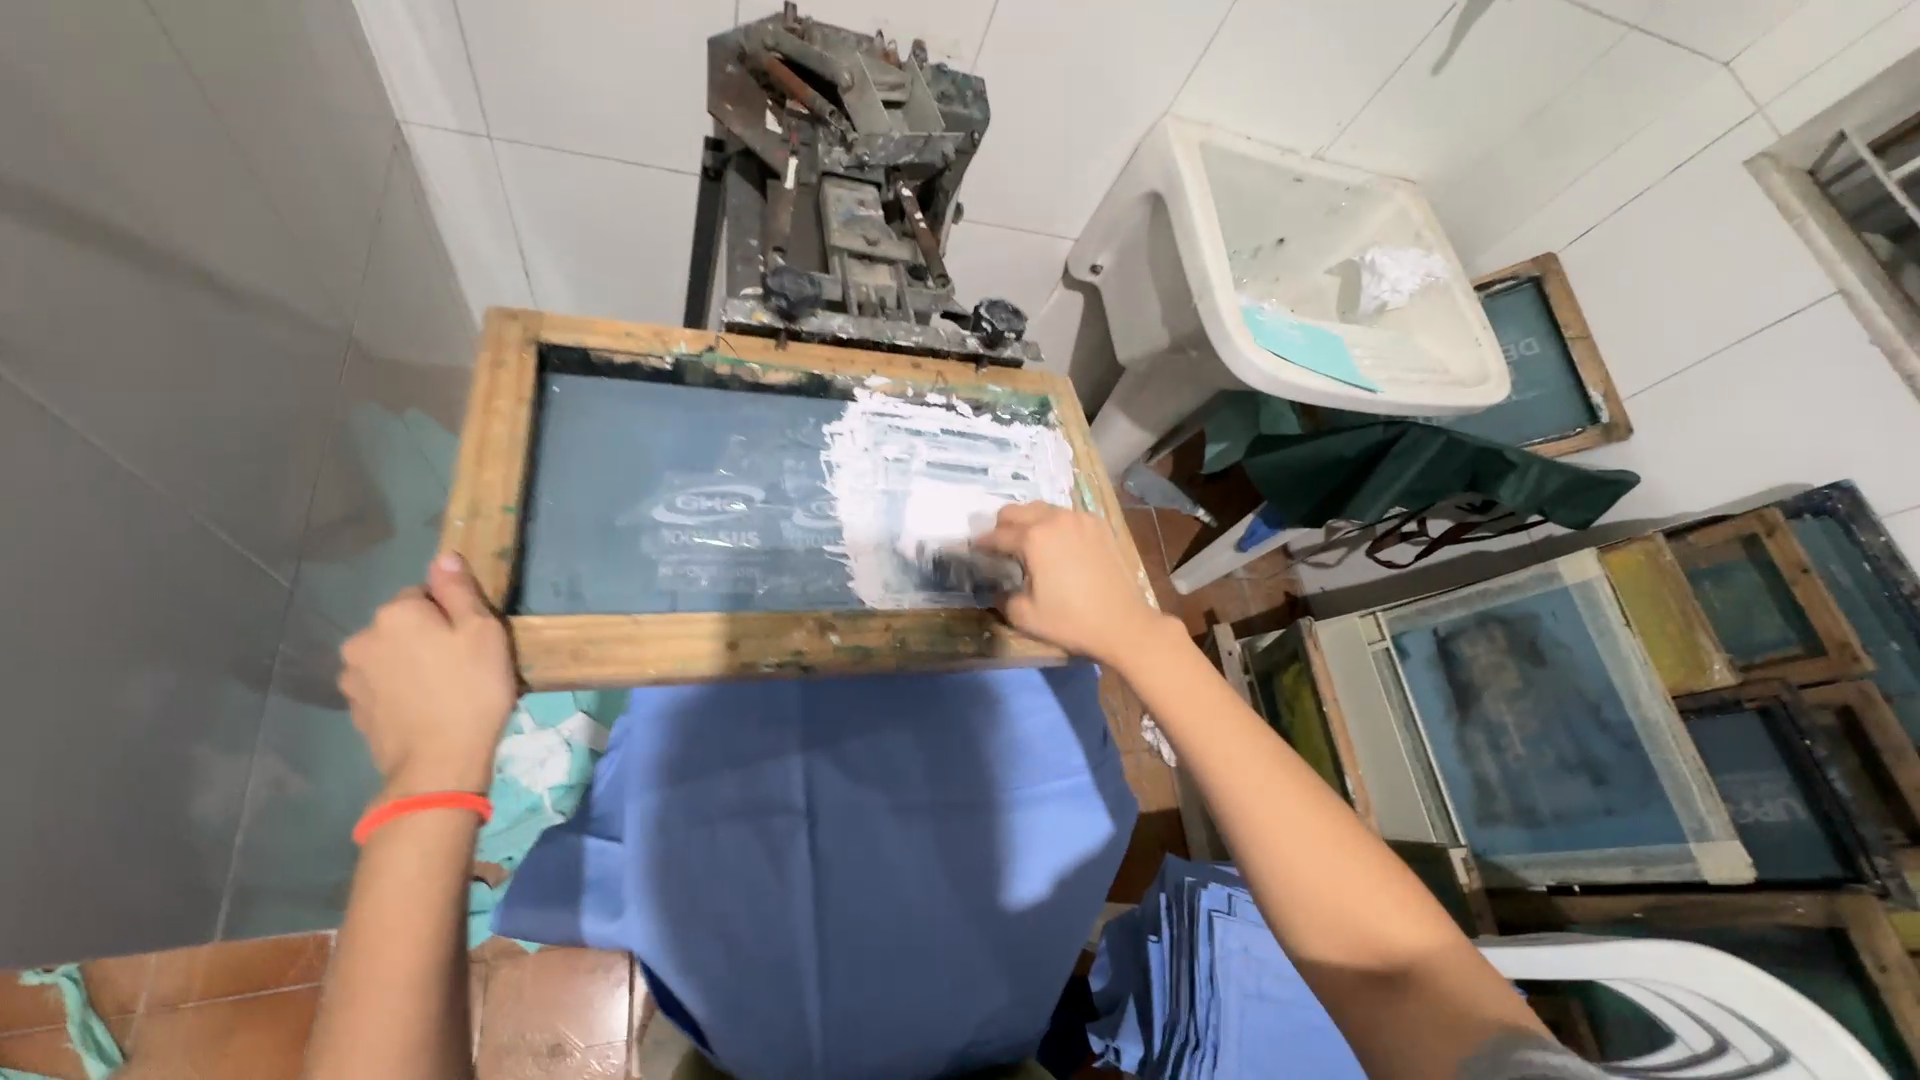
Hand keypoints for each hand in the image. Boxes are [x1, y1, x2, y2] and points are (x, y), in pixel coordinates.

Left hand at [339, 553, 517, 799]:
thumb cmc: (472, 689)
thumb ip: (460, 591)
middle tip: (462, 663)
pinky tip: (424, 708)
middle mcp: (363, 637)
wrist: (439, 761)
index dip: (451, 613)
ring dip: (409, 664)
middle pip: (402, 625)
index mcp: (396, 613)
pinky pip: (381, 685)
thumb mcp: (484, 632)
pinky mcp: (354, 708)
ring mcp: (352, 676)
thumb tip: (443, 558)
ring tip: (442, 689)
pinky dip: (399, 690)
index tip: (471, 638)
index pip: (424, 594)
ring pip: (389, 655)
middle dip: (425, 637)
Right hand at [974, 503, 1179, 666]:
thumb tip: (997, 588)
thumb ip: (1002, 597)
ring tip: (1028, 544)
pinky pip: (1066, 516)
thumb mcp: (1025, 616)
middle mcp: (1055, 519)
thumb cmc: (1070, 621)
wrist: (1123, 624)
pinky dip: (1054, 525)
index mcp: (1033, 538)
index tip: (975, 551)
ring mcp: (1080, 519)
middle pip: (1017, 511)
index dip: (982, 544)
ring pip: (1042, 509)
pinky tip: (1057, 546)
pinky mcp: (1099, 526)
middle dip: (1002, 526)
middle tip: (999, 547)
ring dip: (1029, 522)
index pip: (997, 535)